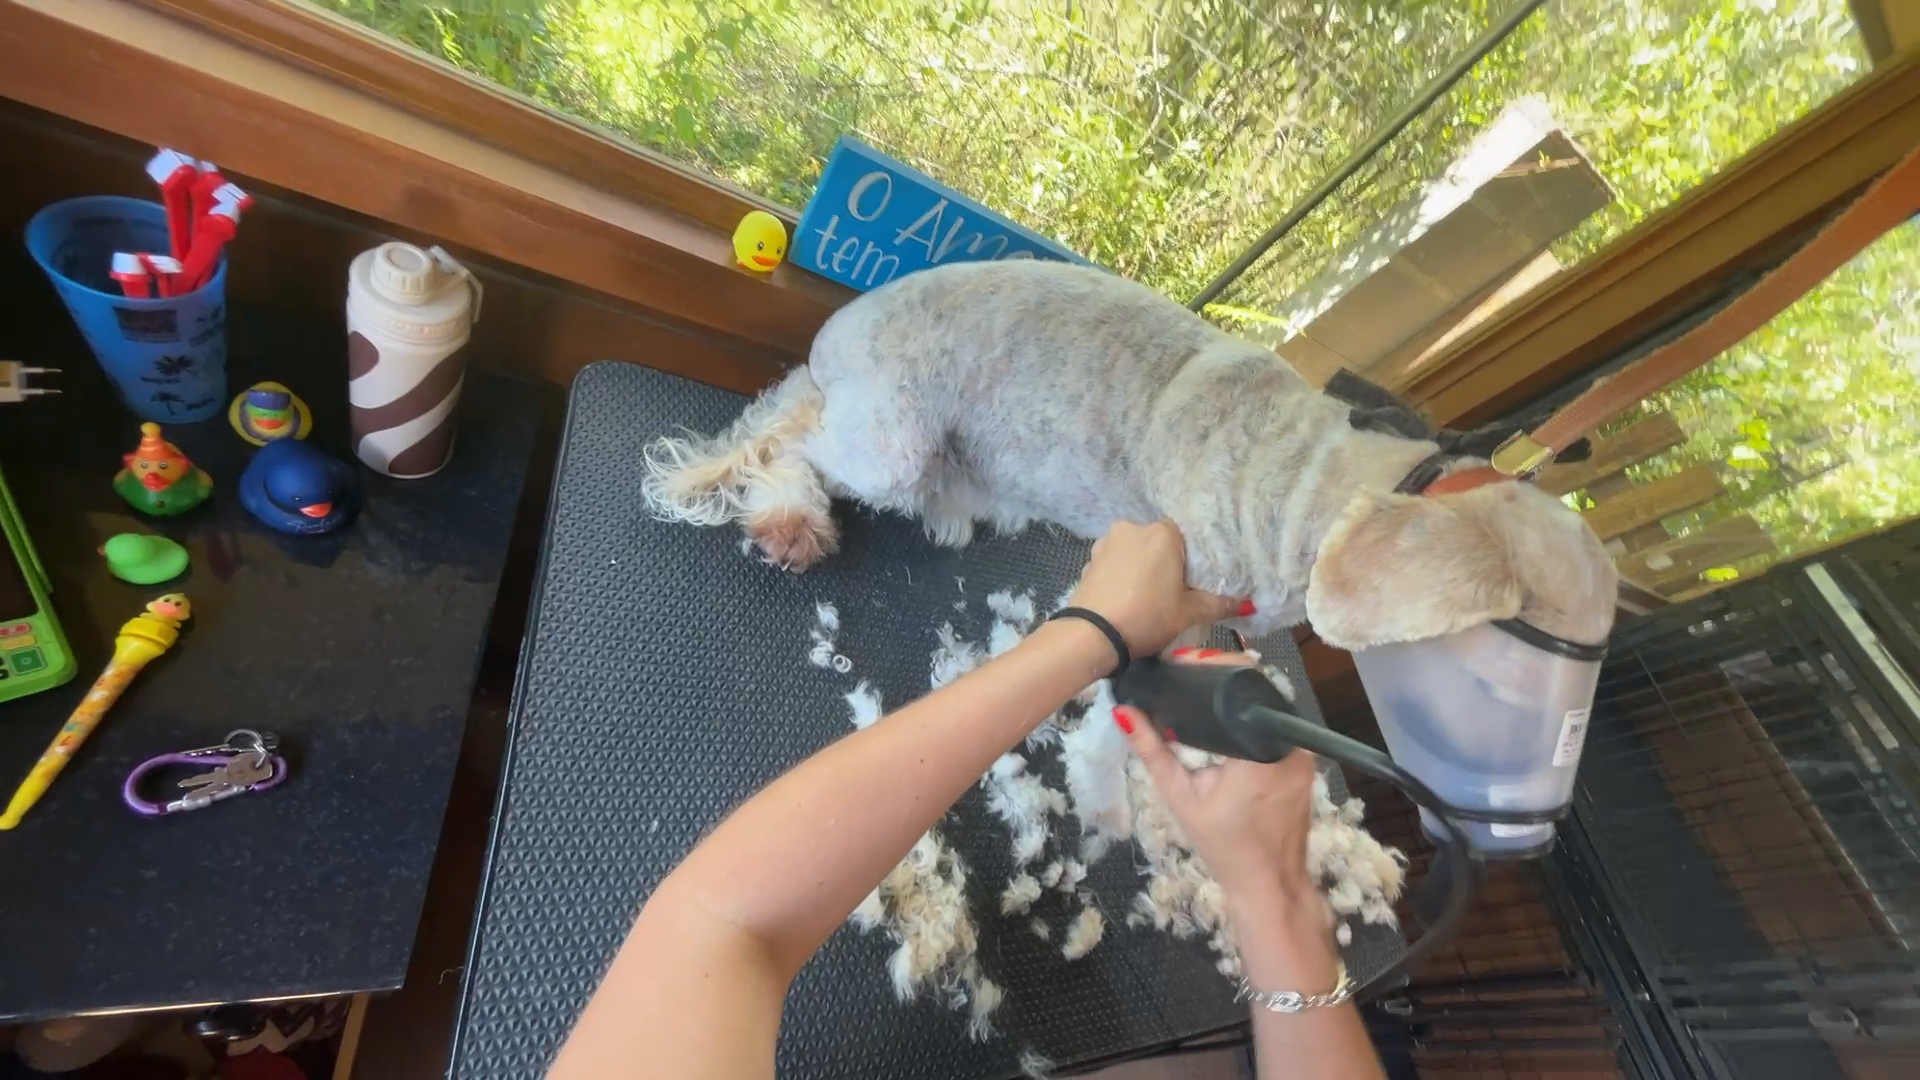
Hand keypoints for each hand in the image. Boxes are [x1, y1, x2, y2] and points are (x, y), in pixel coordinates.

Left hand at [1067, 520, 1236, 655]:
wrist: (1091, 636)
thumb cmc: (1146, 616)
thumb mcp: (1188, 613)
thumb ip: (1219, 604)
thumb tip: (1248, 604)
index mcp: (1161, 533)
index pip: (1185, 536)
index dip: (1192, 559)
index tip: (1195, 581)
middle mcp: (1131, 528)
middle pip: (1158, 542)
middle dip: (1166, 563)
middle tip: (1174, 592)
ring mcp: (1104, 543)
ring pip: (1134, 551)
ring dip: (1142, 568)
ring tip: (1148, 596)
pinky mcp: (1088, 561)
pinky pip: (1114, 563)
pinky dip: (1122, 576)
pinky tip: (1126, 597)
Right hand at [1114, 654, 1318, 900]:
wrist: (1268, 884)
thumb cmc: (1222, 844)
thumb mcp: (1180, 796)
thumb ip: (1152, 751)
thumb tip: (1123, 711)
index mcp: (1260, 752)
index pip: (1243, 686)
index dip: (1216, 665)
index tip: (1185, 662)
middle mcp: (1289, 745)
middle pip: (1257, 690)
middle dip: (1223, 675)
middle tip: (1186, 671)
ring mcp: (1303, 754)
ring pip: (1268, 705)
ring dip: (1238, 696)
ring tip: (1201, 689)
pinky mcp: (1305, 762)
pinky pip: (1276, 724)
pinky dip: (1251, 716)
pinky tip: (1226, 715)